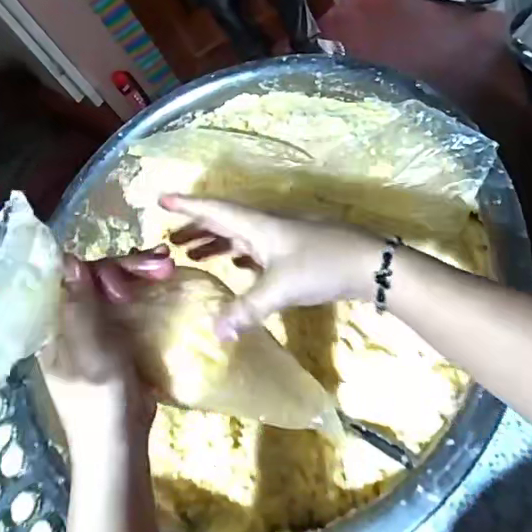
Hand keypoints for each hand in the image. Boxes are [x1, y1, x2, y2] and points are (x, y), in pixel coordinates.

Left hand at [40, 253, 172, 450]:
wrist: (121, 447)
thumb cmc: (99, 402)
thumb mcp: (90, 351)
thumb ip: (80, 305)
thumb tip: (68, 258)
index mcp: (54, 322)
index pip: (72, 276)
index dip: (103, 265)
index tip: (133, 268)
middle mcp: (71, 319)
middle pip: (97, 278)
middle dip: (129, 267)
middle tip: (163, 263)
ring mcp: (95, 326)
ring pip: (115, 287)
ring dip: (140, 272)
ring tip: (167, 262)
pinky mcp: (117, 336)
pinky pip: (129, 303)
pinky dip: (146, 289)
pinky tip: (166, 275)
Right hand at [160, 195, 388, 340]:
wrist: (370, 264)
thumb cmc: (321, 266)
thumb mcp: (280, 289)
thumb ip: (246, 310)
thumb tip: (215, 333)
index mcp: (256, 225)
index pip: (213, 210)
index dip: (186, 205)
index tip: (161, 198)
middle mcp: (264, 226)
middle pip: (222, 221)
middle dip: (195, 226)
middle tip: (169, 237)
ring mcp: (279, 238)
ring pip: (237, 234)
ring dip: (213, 241)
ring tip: (190, 252)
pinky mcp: (292, 251)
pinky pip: (253, 247)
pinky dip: (236, 253)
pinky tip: (235, 267)